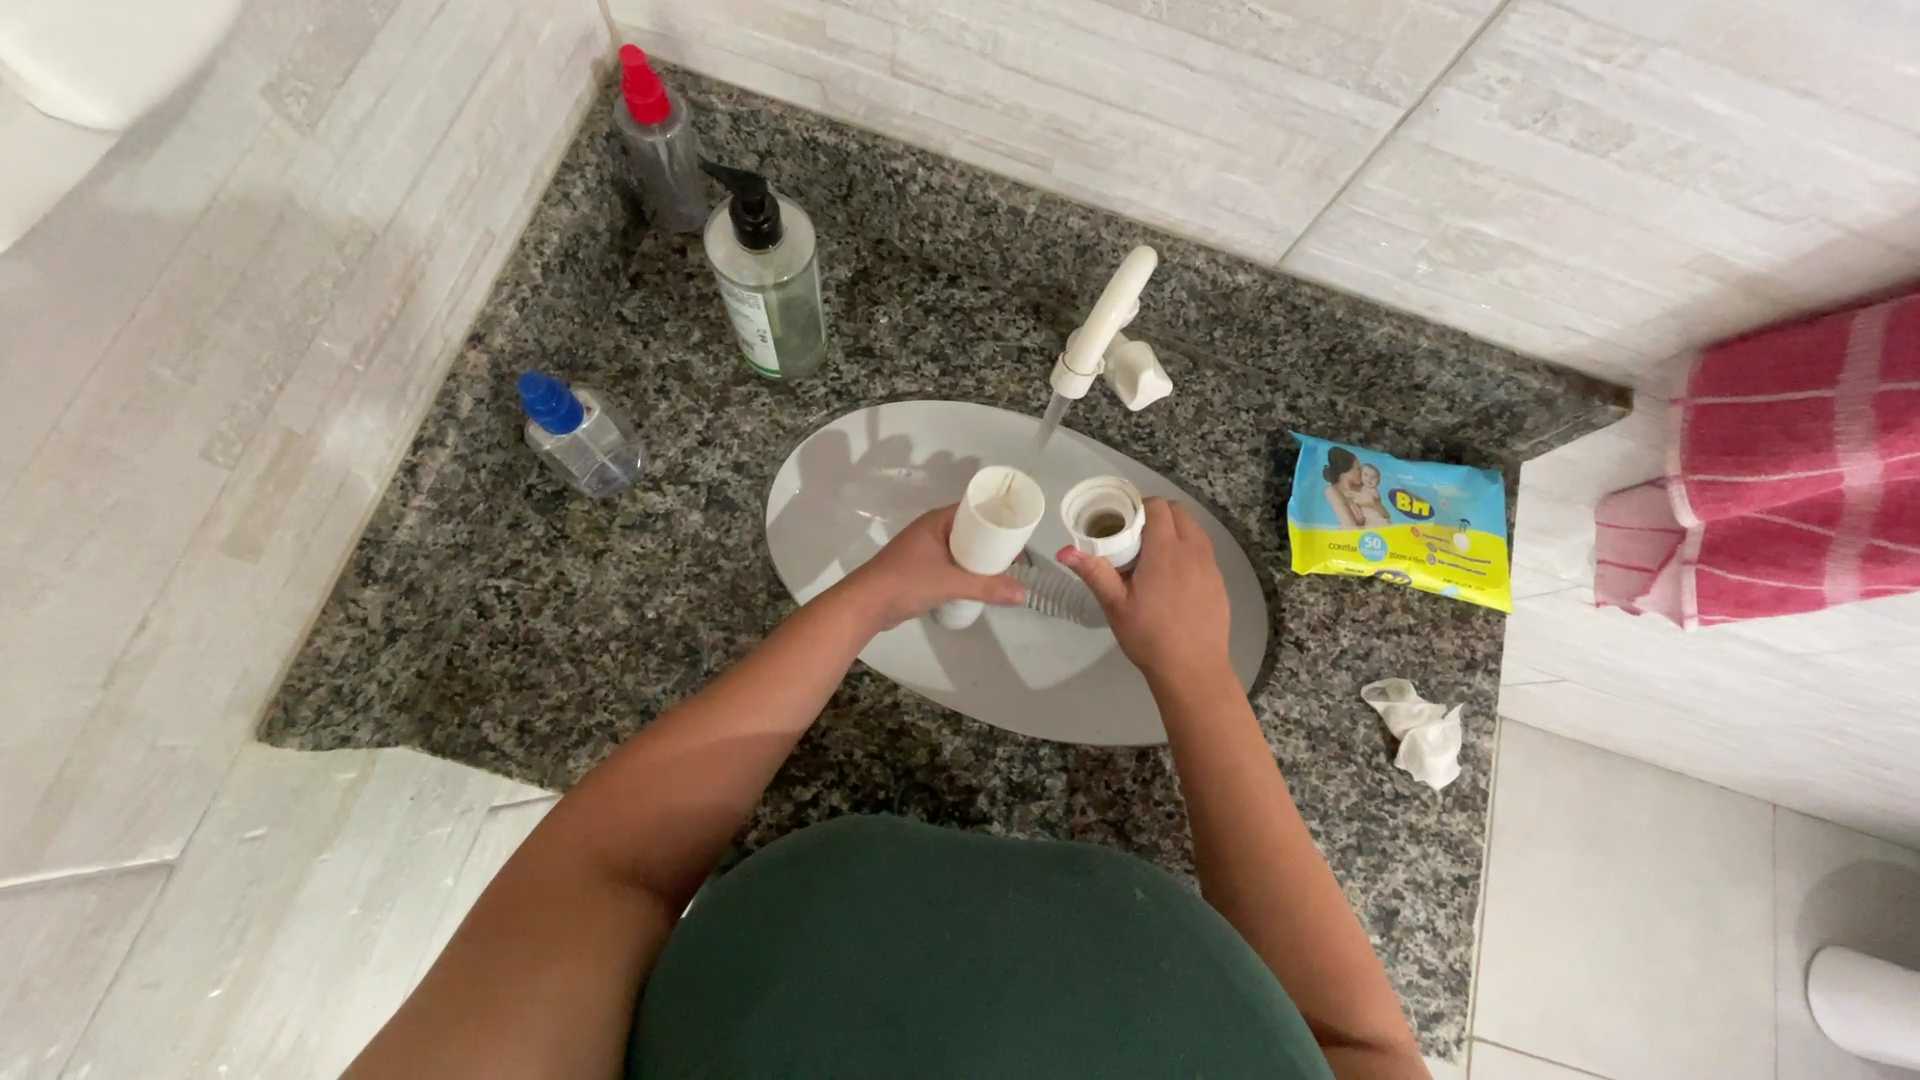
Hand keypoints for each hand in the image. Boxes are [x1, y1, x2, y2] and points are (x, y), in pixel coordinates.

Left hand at [836, 504, 1026, 631]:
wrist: (867, 604)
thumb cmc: (907, 582)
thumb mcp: (951, 583)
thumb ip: (987, 588)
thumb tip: (1023, 594)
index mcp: (936, 521)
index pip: (974, 509)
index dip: (996, 517)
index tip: (1017, 530)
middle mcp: (931, 530)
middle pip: (969, 530)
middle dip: (991, 542)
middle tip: (1014, 555)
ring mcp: (924, 550)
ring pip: (960, 549)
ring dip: (978, 559)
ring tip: (1002, 570)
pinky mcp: (920, 569)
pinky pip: (950, 563)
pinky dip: (965, 570)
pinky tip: (978, 583)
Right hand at [1059, 498, 1230, 681]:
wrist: (1193, 668)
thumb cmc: (1149, 636)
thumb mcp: (1115, 605)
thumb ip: (1093, 572)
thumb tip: (1063, 551)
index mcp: (1166, 551)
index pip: (1158, 507)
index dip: (1139, 507)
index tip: (1123, 523)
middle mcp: (1193, 551)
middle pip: (1178, 512)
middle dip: (1157, 516)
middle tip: (1135, 538)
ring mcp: (1210, 566)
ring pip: (1194, 530)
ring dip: (1174, 532)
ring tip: (1153, 556)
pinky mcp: (1219, 581)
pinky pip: (1203, 552)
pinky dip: (1187, 551)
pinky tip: (1173, 579)